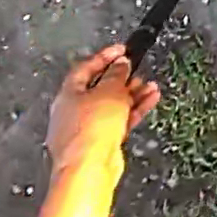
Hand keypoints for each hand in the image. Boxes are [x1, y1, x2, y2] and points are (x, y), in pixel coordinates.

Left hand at [45, 44, 161, 170]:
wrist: (90, 168)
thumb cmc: (92, 128)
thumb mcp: (110, 90)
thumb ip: (117, 73)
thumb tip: (121, 63)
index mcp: (67, 96)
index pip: (85, 68)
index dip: (105, 56)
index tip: (121, 49)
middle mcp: (72, 112)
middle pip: (99, 88)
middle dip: (121, 77)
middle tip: (136, 69)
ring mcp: (85, 129)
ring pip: (112, 105)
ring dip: (132, 93)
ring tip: (150, 86)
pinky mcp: (99, 143)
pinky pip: (118, 120)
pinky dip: (134, 109)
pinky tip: (150, 100)